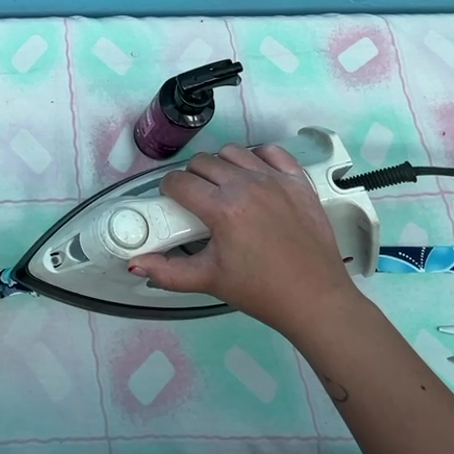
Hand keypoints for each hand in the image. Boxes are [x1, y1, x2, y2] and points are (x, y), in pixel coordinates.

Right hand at [128, 144, 361, 338]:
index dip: (169, 191)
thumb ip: (168, 271)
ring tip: (225, 188)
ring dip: (222, 166)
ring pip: (232, 152)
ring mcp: (275, 180)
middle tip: (198, 202)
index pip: (179, 182)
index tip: (174, 204)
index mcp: (222, 208)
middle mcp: (246, 185)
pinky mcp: (298, 182)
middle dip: (192, 178)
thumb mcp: (210, 281)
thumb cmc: (261, 292)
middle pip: (202, 162)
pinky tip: (255, 176)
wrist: (317, 302)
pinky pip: (271, 152)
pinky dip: (258, 158)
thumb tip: (136, 263)